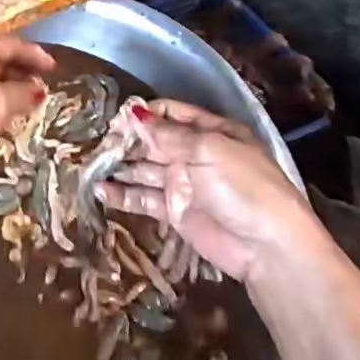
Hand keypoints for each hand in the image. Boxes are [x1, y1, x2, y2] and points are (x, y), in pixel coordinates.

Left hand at [0, 36, 53, 168]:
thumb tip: (39, 89)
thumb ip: (24, 93)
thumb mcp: (0, 104)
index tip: (55, 68)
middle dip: (23, 70)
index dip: (36, 55)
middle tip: (42, 85)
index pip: (13, 44)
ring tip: (26, 99)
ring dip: (9, 84)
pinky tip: (0, 112)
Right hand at [97, 99, 317, 282]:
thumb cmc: (244, 186)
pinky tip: (102, 192)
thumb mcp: (209, 150)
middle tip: (99, 144)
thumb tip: (135, 115)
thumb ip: (169, 135)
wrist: (267, 246)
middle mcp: (194, 152)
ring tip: (91, 167)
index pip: (170, 113)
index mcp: (210, 130)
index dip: (144, 114)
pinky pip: (145, 198)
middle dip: (128, 140)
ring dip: (121, 167)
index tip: (116, 120)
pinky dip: (124, 195)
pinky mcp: (176, 211)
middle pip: (154, 140)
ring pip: (145, 169)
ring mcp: (184, 182)